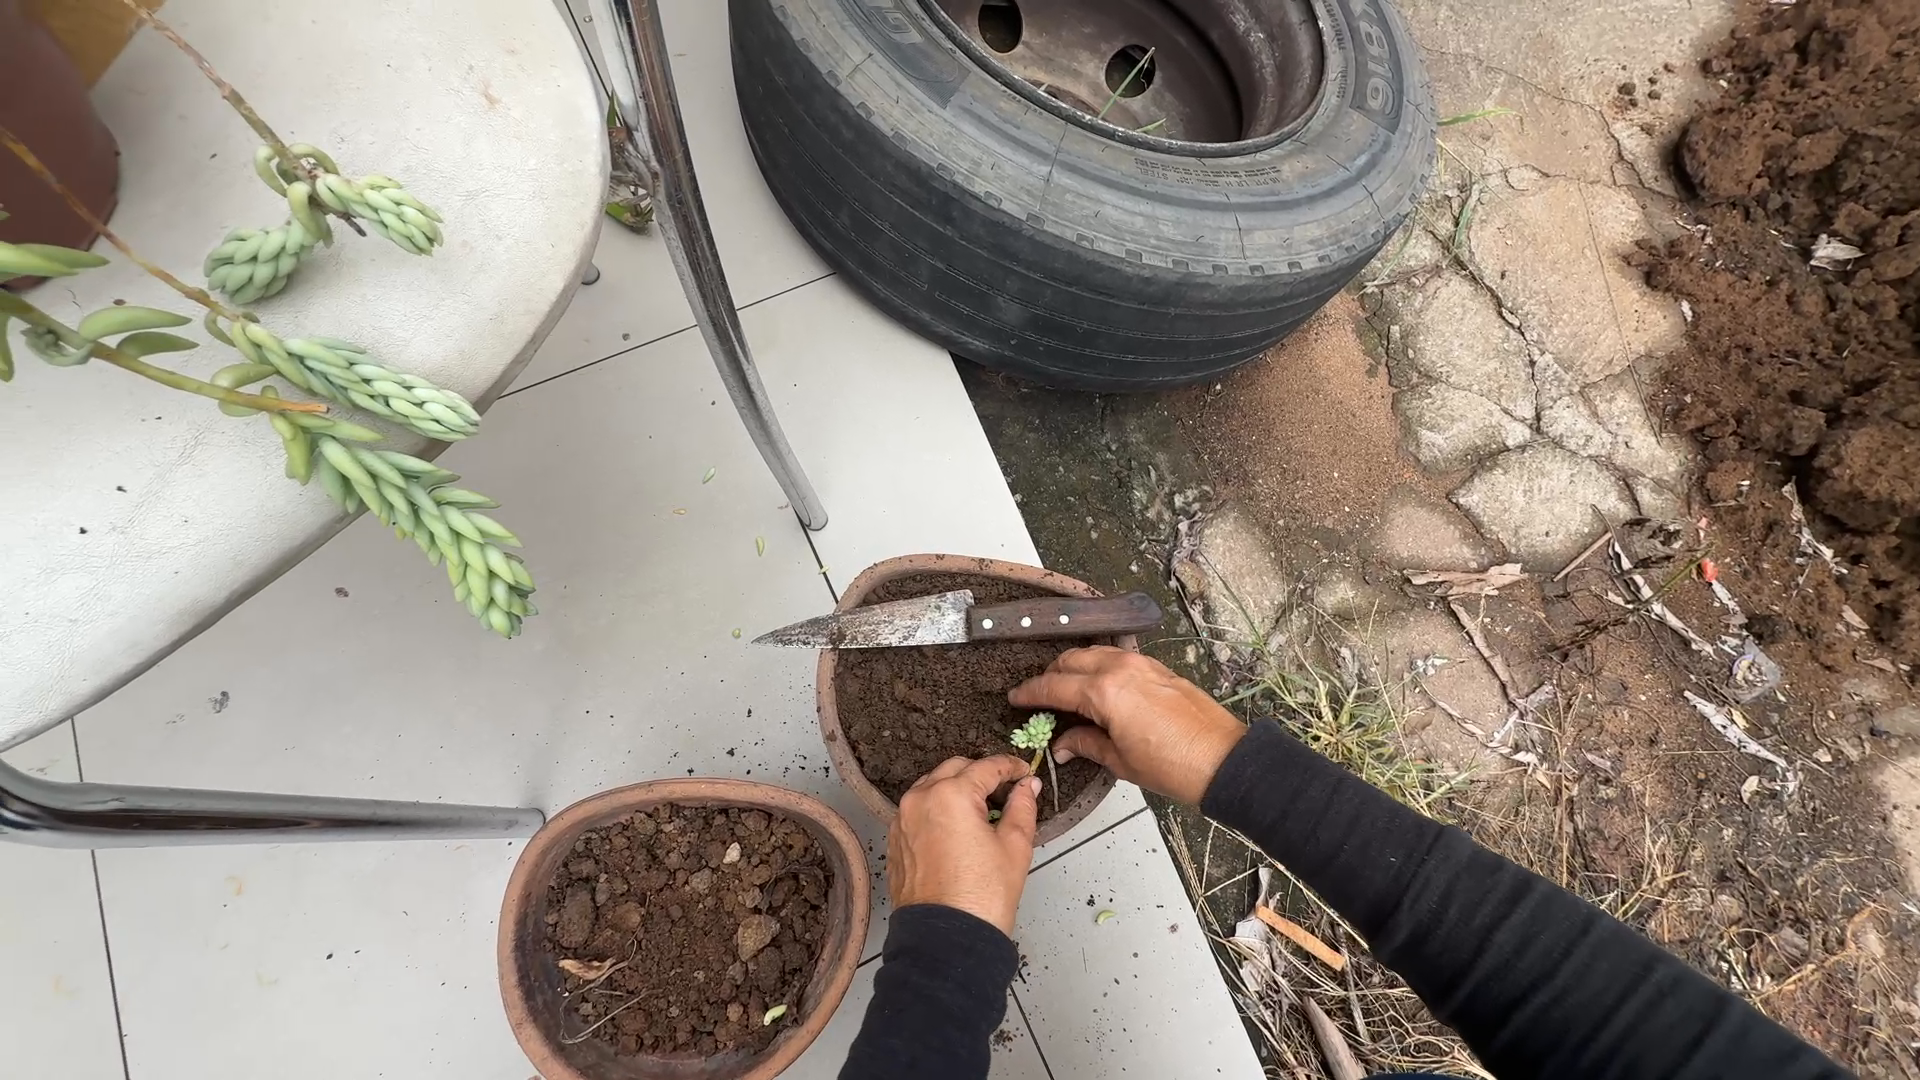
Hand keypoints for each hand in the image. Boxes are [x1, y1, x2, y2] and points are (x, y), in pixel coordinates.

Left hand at [889, 755, 1041, 935]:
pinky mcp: (895, 839)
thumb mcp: (1014, 847)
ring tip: (981, 810)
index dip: (1010, 767)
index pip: (986, 767)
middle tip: (1005, 791)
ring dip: (956, 788)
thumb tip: (1027, 786)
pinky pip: (917, 809)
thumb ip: (1022, 807)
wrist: (946, 943)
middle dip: (981, 774)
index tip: (1024, 774)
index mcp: (951, 795)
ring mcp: (903, 818)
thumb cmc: (983, 896)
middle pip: (955, 768)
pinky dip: (937, 807)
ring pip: (932, 785)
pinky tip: (957, 827)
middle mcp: (920, 798)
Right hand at [1008, 646, 1244, 804]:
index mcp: (1105, 693)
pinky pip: (1116, 657)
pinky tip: (1098, 686)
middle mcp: (1119, 669)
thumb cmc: (1174, 767)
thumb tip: (1062, 744)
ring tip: (1067, 690)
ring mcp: (1140, 663)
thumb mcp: (1121, 761)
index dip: (1030, 693)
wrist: (1224, 761)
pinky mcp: (1157, 667)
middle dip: (1050, 676)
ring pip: (1093, 653)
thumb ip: (1085, 744)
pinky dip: (1098, 666)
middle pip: (1070, 661)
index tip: (1015, 698)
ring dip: (1074, 667)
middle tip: (1040, 697)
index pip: (1054, 687)